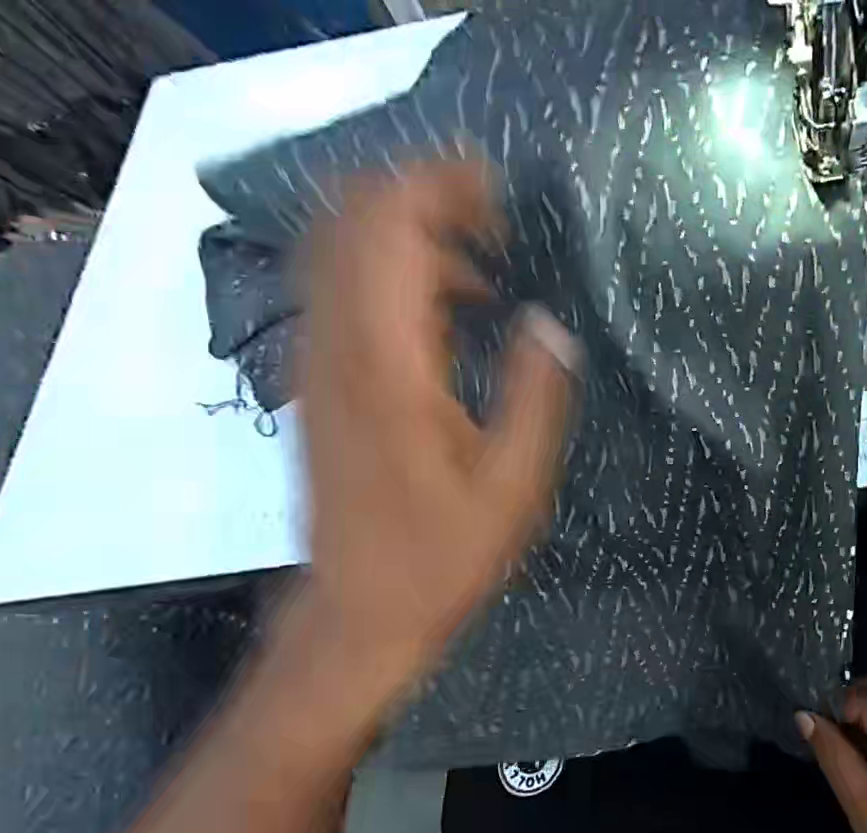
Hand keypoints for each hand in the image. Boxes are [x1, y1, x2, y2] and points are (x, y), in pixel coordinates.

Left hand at [291, 160, 580, 698]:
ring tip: (482, 255)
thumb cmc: (445, 555)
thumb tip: (549, 324)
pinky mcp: (319, 382)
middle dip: (418, 195)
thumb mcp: (515, 483)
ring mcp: (317, 362)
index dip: (441, 190)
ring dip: (403, 231)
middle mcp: (335, 347)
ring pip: (337, 250)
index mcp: (387, 365)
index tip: (500, 188)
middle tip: (494, 213)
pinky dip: (391, 273)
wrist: (358, 610)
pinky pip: (341, 292)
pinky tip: (450, 307)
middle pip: (350, 221)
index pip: (391, 232)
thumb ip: (534, 395)